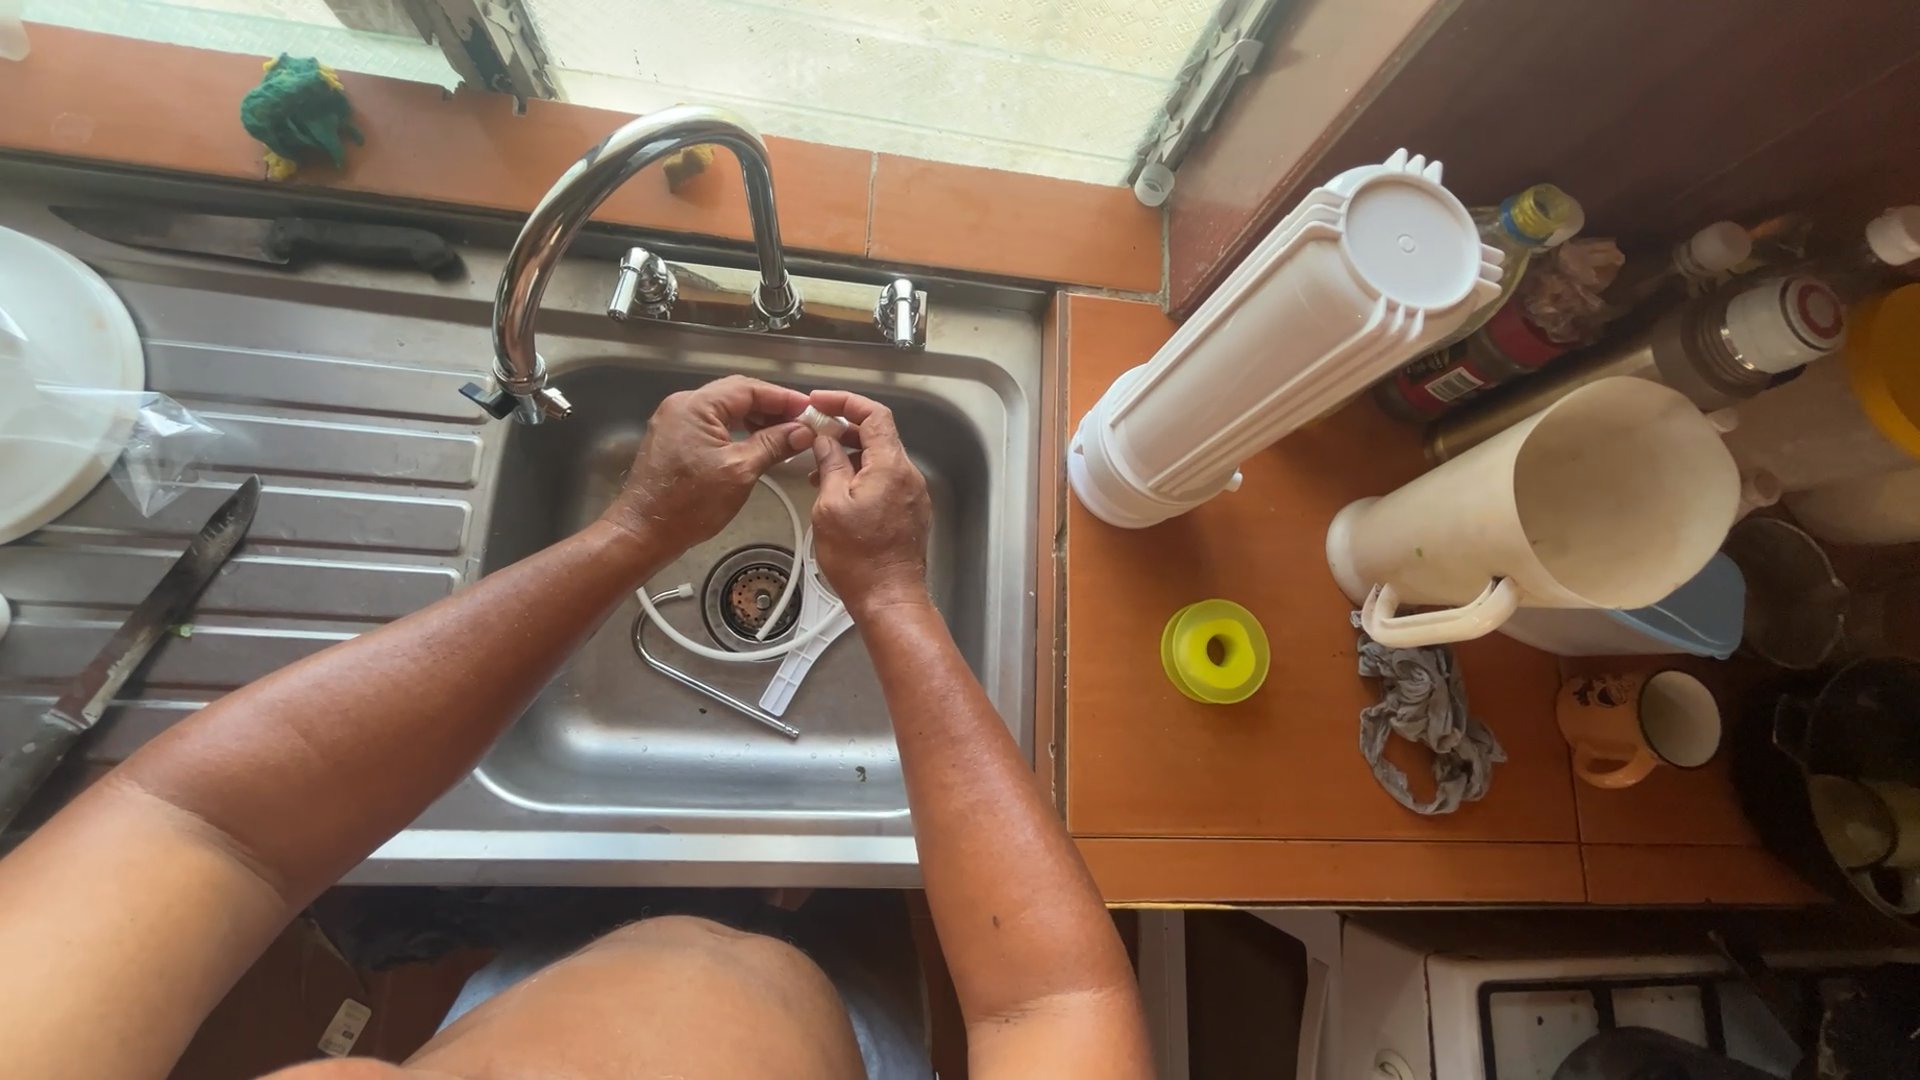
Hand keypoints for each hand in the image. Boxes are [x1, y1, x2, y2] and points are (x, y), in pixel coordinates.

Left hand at [603, 376, 810, 556]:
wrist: (645, 531)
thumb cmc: (690, 503)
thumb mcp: (740, 470)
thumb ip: (773, 444)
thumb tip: (803, 431)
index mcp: (696, 406)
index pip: (749, 389)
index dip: (783, 398)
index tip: (810, 410)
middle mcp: (683, 406)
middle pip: (737, 394)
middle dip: (772, 407)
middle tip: (802, 422)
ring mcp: (677, 422)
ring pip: (726, 410)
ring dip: (757, 419)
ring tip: (786, 435)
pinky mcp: (676, 440)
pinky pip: (714, 425)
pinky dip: (739, 430)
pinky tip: (759, 443)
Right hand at [807, 389, 931, 616]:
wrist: (889, 597)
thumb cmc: (859, 558)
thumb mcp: (830, 506)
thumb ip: (829, 465)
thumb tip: (825, 441)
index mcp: (891, 467)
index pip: (874, 414)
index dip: (845, 402)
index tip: (820, 402)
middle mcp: (909, 475)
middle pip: (879, 435)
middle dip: (845, 428)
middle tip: (814, 434)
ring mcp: (913, 494)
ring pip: (882, 459)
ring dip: (851, 454)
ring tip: (819, 467)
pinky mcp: (910, 511)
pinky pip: (887, 480)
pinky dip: (863, 475)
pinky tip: (839, 489)